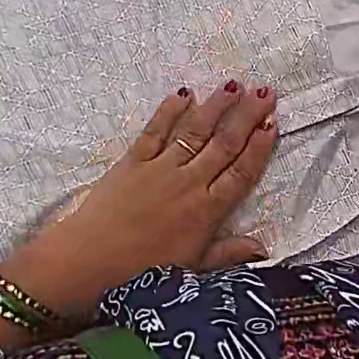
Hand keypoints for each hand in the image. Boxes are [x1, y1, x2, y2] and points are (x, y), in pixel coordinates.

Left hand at [2, 80, 279, 316]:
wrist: (86, 265)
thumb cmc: (140, 275)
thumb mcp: (192, 271)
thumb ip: (228, 254)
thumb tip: (264, 248)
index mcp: (207, 211)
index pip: (242, 172)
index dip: (259, 147)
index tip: (273, 124)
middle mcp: (189, 183)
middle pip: (225, 144)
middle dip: (247, 116)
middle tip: (265, 92)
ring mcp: (160, 168)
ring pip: (195, 131)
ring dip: (216, 106)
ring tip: (233, 84)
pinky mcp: (132, 161)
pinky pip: (155, 131)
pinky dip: (169, 111)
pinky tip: (183, 94)